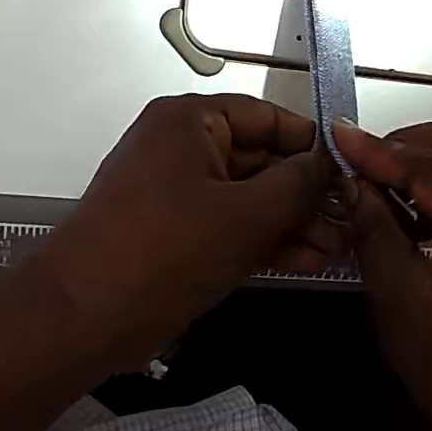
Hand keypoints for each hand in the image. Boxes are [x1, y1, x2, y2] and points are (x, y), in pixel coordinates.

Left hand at [25, 94, 335, 360]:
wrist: (85, 314)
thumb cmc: (155, 252)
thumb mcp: (244, 215)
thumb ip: (295, 185)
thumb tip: (324, 165)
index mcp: (187, 121)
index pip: (263, 116)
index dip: (308, 141)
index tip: (345, 167)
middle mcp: (178, 147)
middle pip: (256, 158)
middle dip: (303, 192)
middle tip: (346, 217)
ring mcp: (174, 190)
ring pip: (245, 195)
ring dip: (288, 221)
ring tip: (331, 246)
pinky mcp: (172, 230)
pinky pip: (226, 223)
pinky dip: (261, 238)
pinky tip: (300, 258)